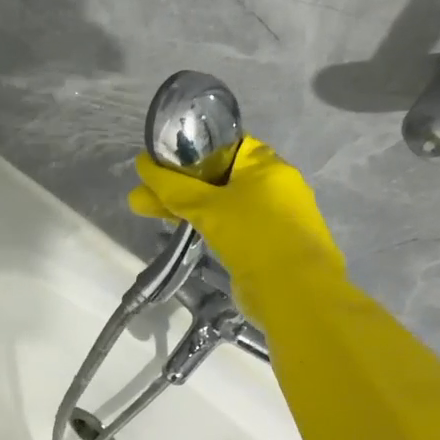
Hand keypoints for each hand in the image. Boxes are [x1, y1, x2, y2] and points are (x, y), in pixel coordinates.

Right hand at [128, 137, 345, 281]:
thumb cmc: (253, 235)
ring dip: (187, 206)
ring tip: (149, 212)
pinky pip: (231, 224)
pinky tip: (179, 228)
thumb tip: (142, 163)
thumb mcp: (203, 205)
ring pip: (222, 202)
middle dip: (179, 184)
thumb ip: (169, 185)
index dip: (191, 148)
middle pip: (218, 175)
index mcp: (268, 165)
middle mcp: (276, 186)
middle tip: (147, 192)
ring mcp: (275, 217)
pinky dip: (206, 224)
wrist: (297, 296)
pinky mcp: (270, 244)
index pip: (224, 143)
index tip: (162, 159)